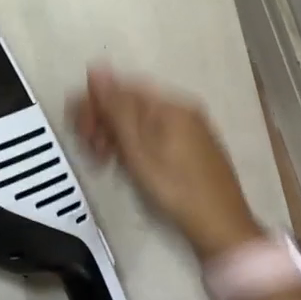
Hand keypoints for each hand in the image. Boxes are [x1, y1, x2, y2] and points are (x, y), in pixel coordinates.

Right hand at [69, 65, 262, 260]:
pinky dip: (133, 146)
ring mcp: (190, 131)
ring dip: (114, 136)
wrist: (221, 230)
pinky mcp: (192, 150)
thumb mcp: (136, 148)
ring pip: (138, 122)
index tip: (78, 129)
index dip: (92, 105)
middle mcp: (182, 112)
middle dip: (102, 122)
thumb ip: (114, 107)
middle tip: (89, 148)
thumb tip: (95, 69)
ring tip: (103, 161)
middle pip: (129, 104)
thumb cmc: (175, 189)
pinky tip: (125, 165)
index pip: (119, 88)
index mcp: (170, 106)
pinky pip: (152, 136)